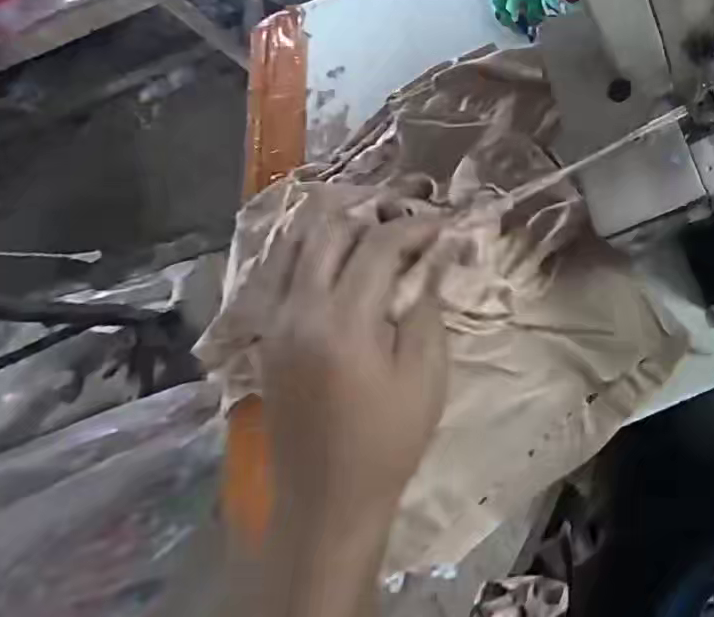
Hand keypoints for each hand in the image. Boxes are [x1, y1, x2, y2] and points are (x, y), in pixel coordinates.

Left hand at [259, 196, 449, 526]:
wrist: (327, 499)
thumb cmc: (389, 437)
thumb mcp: (427, 371)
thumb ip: (426, 305)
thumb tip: (433, 260)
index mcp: (342, 323)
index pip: (378, 246)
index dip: (416, 226)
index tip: (445, 222)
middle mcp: (298, 313)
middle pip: (327, 233)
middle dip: (373, 214)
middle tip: (411, 217)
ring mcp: (274, 326)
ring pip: (295, 247)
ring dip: (338, 226)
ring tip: (378, 224)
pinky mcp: (268, 339)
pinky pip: (284, 274)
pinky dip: (313, 252)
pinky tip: (342, 255)